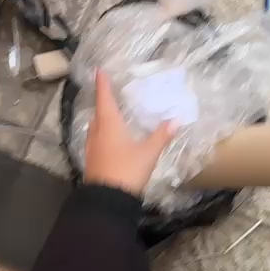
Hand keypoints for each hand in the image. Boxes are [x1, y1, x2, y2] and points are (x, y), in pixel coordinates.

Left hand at [83, 69, 175, 194]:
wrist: (107, 200)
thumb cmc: (127, 169)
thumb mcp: (149, 152)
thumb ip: (162, 136)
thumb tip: (176, 120)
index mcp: (109, 125)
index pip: (105, 99)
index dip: (102, 84)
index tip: (98, 71)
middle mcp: (97, 132)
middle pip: (98, 112)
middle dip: (103, 101)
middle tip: (109, 92)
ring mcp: (92, 148)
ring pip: (95, 126)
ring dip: (101, 118)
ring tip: (111, 114)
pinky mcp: (93, 160)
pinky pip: (97, 139)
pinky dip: (103, 132)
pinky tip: (111, 138)